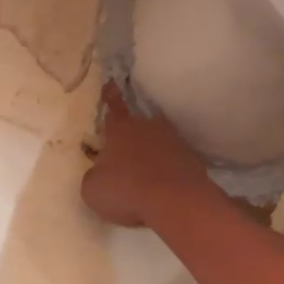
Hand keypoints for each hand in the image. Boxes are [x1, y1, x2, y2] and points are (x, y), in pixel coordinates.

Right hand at [81, 83, 210, 228]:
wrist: (174, 200)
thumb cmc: (125, 190)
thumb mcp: (93, 189)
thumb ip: (93, 176)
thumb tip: (98, 173)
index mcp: (120, 130)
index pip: (113, 108)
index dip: (110, 98)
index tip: (112, 83)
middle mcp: (147, 127)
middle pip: (137, 125)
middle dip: (131, 136)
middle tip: (126, 155)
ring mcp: (172, 140)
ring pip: (158, 141)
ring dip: (152, 152)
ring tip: (147, 173)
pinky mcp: (191, 158)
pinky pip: (175, 159)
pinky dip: (169, 168)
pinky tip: (165, 185)